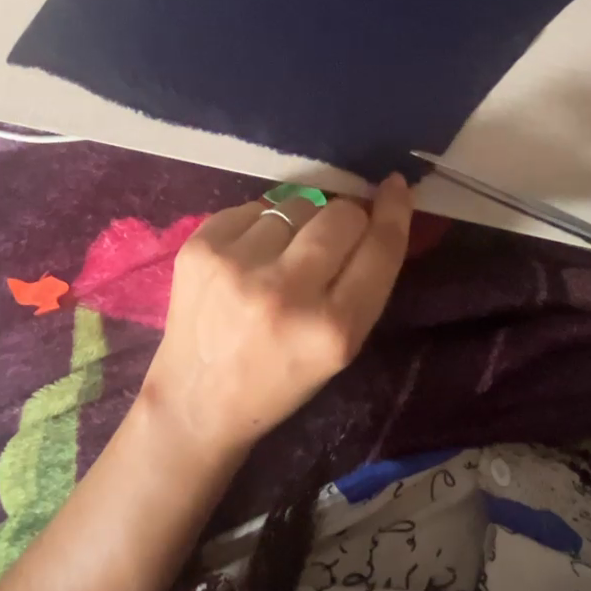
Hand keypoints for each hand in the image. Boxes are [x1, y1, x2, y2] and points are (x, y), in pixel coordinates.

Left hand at [137, 174, 414, 461]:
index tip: (395, 187)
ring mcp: (238, 266)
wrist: (196, 402)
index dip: (393, 211)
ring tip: (282, 258)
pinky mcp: (201, 247)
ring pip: (297, 203)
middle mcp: (286, 293)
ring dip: (300, 223)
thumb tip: (375, 207)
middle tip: (333, 239)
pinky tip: (248, 258)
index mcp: (333, 330)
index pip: (380, 248)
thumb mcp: (339, 348)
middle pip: (341, 214)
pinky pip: (253, 206)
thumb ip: (362, 283)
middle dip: (346, 218)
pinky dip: (259, 225)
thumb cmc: (279, 380)